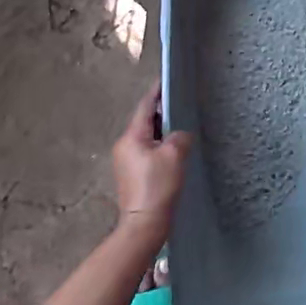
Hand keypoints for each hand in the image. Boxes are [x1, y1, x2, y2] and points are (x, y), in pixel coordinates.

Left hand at [111, 84, 192, 242]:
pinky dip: (160, 146)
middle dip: (162, 112)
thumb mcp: (175, 154)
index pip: (145, 106)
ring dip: (162, 131)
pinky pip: (147, 152)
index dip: (157, 92)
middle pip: (145, 121)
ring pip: (147, 137)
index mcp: (132, 137)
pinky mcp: (132, 176)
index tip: (167, 79)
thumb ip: (179, 135)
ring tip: (181, 125)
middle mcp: (124, 146)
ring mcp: (126, 162)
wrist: (144, 225)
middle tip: (181, 102)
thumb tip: (179, 135)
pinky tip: (173, 151)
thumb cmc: (158, 186)